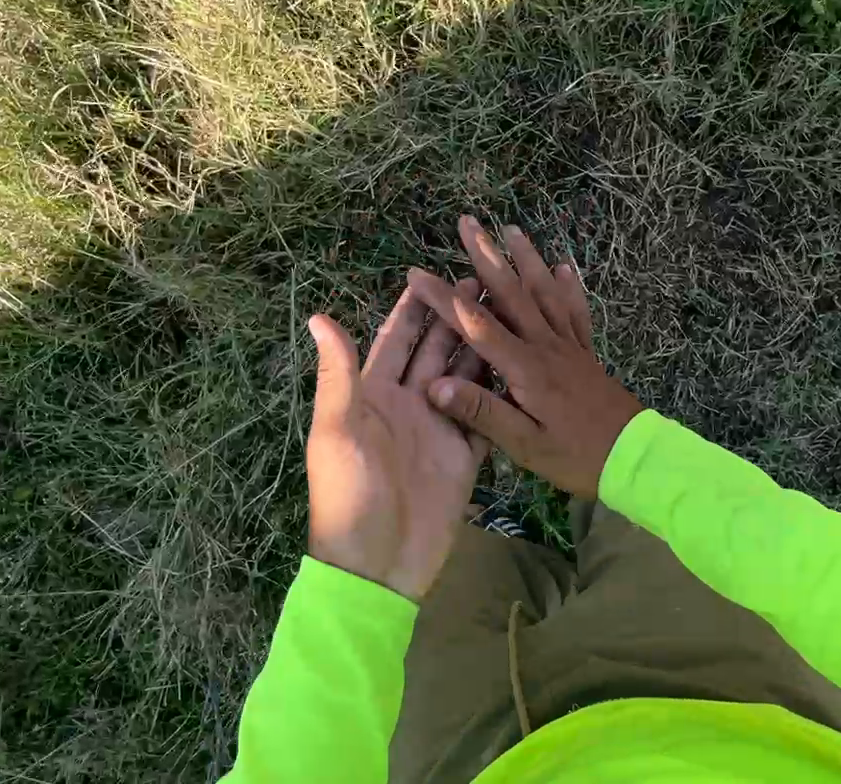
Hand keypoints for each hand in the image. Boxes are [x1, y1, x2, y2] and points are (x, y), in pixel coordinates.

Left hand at [305, 278, 489, 600]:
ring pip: (463, 377)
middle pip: (434, 351)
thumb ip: (338, 374)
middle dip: (454, 318)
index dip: (412, 309)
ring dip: (481, 348)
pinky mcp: (464, 455)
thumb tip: (320, 316)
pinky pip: (485, 416)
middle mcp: (409, 404)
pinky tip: (520, 368)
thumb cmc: (348, 494)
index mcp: (374, 394)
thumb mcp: (337, 430)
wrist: (378, 565)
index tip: (430, 276)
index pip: (395, 340)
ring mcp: (439, 428)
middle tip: (481, 284)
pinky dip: (499, 394)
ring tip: (506, 316)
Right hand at [408, 216, 643, 497]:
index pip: (476, 325)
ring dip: (526, 259)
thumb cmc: (576, 457)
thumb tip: (434, 385)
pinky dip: (569, 287)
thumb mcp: (524, 444)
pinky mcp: (587, 353)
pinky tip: (565, 268)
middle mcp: (546, 346)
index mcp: (525, 367)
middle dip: (486, 256)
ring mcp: (569, 345)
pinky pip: (576, 311)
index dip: (444, 298)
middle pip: (512, 293)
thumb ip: (481, 412)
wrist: (637, 459)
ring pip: (544, 292)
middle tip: (467, 223)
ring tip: (512, 230)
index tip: (417, 273)